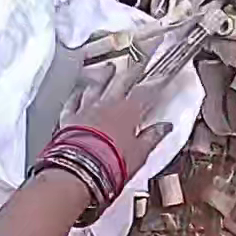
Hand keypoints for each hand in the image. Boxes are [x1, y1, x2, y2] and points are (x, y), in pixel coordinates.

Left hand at [62, 58, 171, 182]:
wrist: (79, 172)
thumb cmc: (112, 164)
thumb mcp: (140, 153)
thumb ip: (153, 137)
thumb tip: (165, 127)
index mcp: (129, 112)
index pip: (146, 92)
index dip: (155, 82)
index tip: (162, 75)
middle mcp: (108, 105)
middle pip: (122, 82)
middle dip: (132, 72)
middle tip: (138, 63)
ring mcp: (87, 110)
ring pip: (97, 86)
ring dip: (104, 76)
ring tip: (109, 68)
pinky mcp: (69, 119)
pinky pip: (72, 102)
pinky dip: (76, 95)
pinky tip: (78, 91)